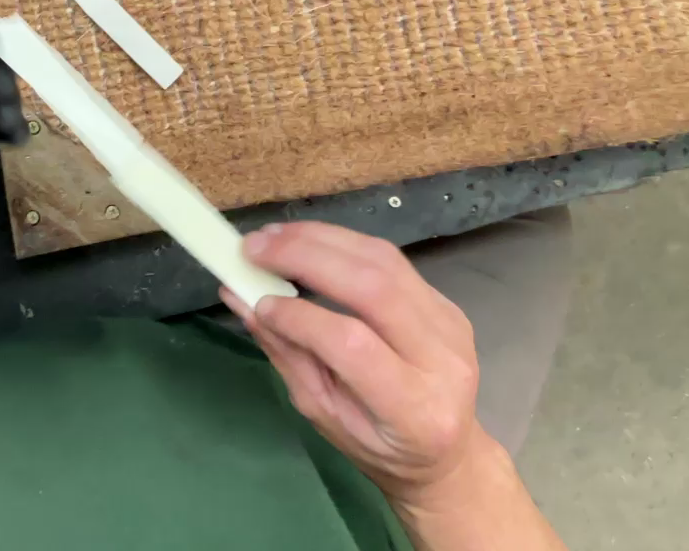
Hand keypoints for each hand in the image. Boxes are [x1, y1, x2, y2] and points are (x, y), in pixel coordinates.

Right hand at [224, 222, 489, 509]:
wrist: (448, 452)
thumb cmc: (376, 444)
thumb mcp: (320, 409)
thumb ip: (283, 350)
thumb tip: (238, 297)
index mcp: (414, 409)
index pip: (352, 344)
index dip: (298, 316)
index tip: (255, 299)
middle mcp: (442, 360)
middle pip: (373, 287)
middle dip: (305, 257)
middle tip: (253, 247)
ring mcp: (449, 324)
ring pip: (380, 260)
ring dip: (317, 238)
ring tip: (270, 236)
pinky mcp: (444, 301)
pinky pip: (386, 257)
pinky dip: (336, 241)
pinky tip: (302, 240)